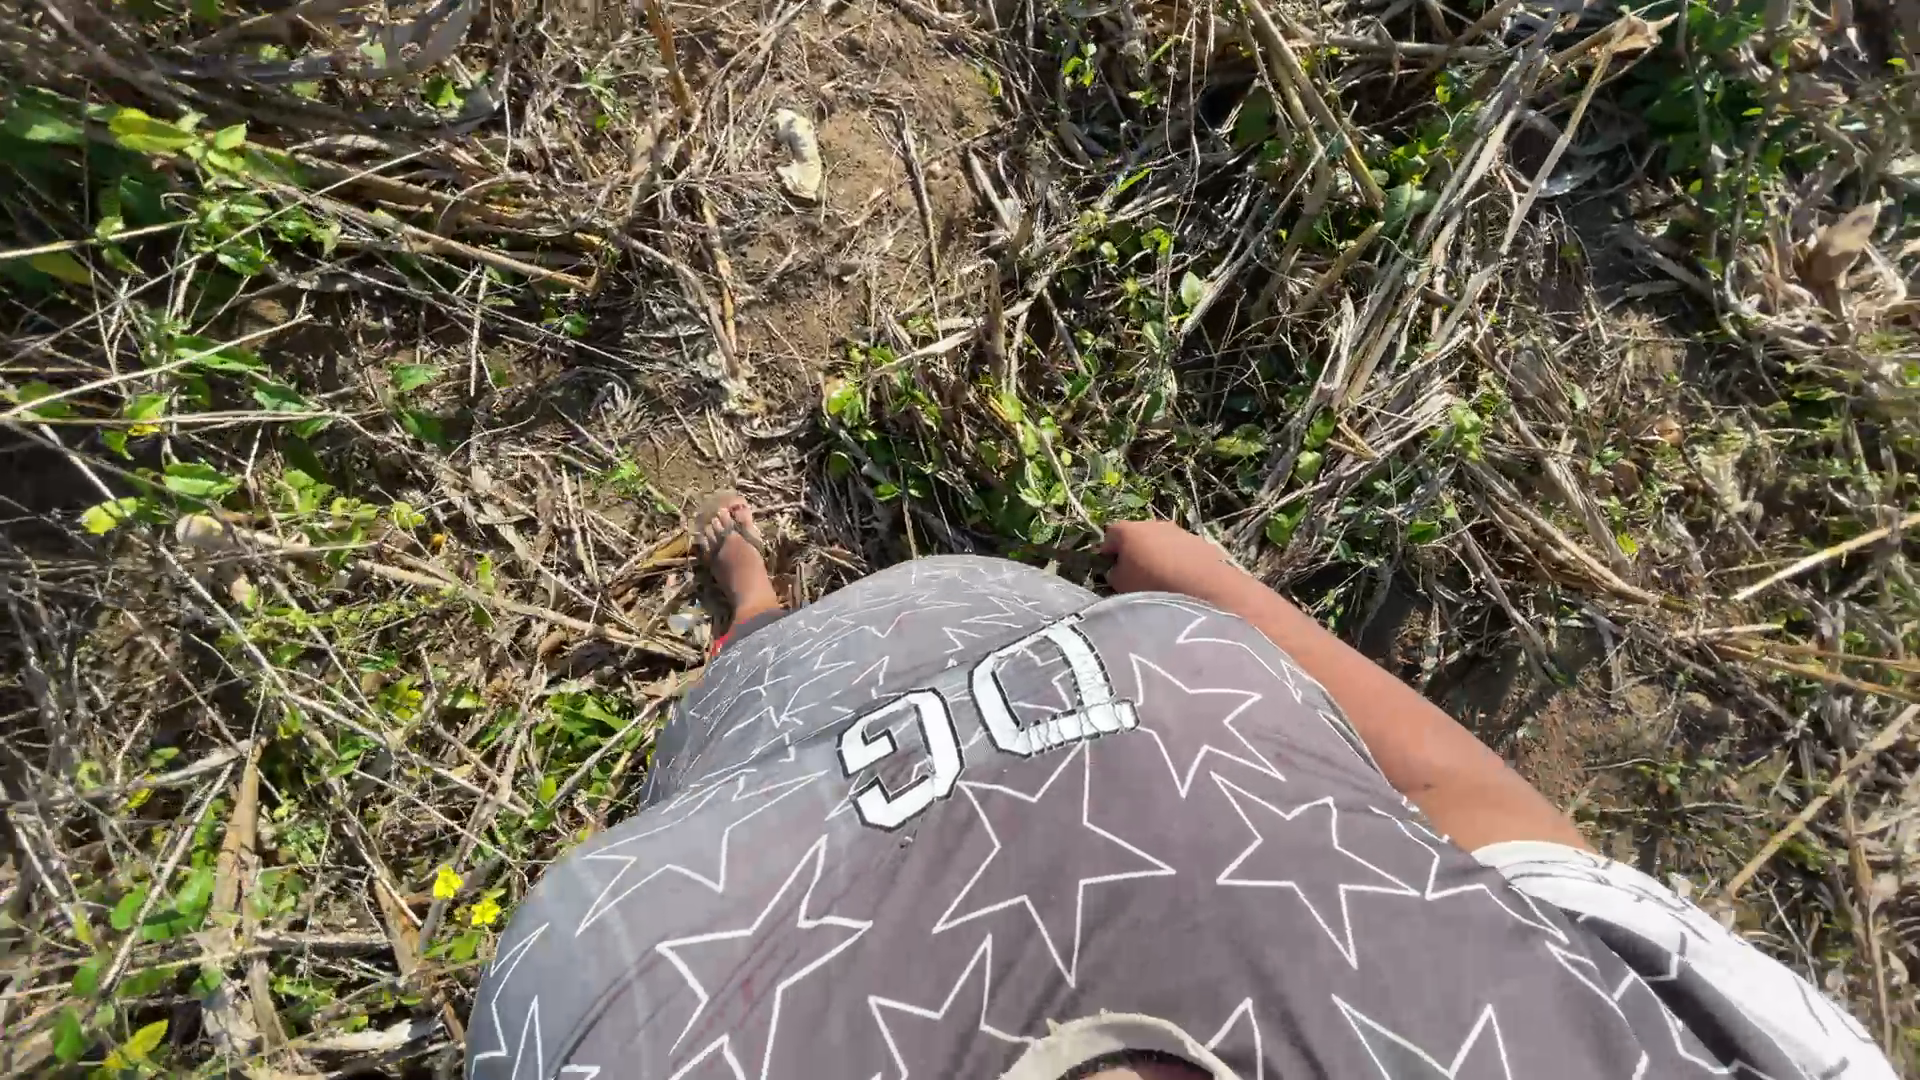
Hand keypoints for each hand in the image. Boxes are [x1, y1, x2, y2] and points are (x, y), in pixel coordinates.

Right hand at [1100, 520, 1234, 594]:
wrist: (1204, 588)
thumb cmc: (1151, 585)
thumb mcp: (1120, 585)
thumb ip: (1115, 573)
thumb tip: (1119, 569)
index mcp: (1129, 530)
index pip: (1110, 534)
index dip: (1108, 550)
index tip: (1110, 567)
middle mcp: (1154, 524)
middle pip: (1138, 535)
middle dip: (1135, 551)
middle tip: (1136, 574)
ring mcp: (1180, 532)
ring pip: (1163, 542)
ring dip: (1160, 556)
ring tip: (1163, 581)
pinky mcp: (1201, 543)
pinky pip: (1183, 551)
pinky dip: (1180, 561)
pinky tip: (1184, 582)